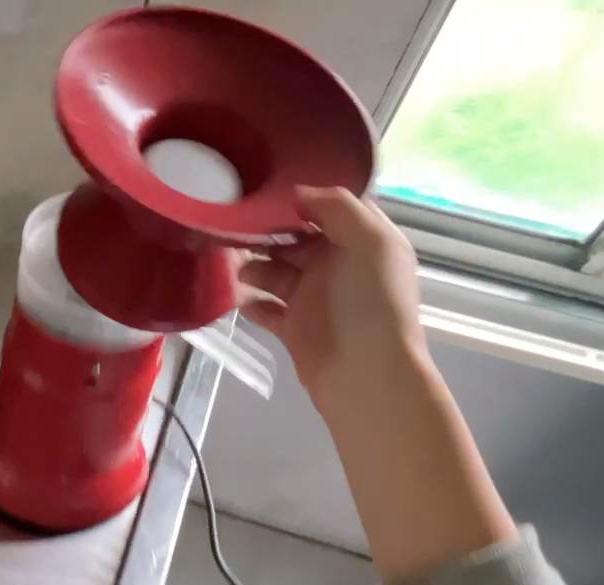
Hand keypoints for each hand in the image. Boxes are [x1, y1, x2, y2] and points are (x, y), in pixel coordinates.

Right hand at [238, 186, 426, 404]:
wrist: (364, 373)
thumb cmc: (371, 302)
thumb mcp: (368, 241)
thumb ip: (337, 208)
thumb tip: (298, 192)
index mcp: (360, 240)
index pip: (328, 209)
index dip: (300, 200)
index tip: (266, 194)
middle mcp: (336, 265)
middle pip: (295, 240)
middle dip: (267, 233)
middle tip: (235, 228)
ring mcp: (313, 298)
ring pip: (275, 272)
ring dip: (253, 266)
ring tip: (233, 266)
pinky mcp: (293, 328)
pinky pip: (265, 309)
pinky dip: (251, 303)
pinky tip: (239, 299)